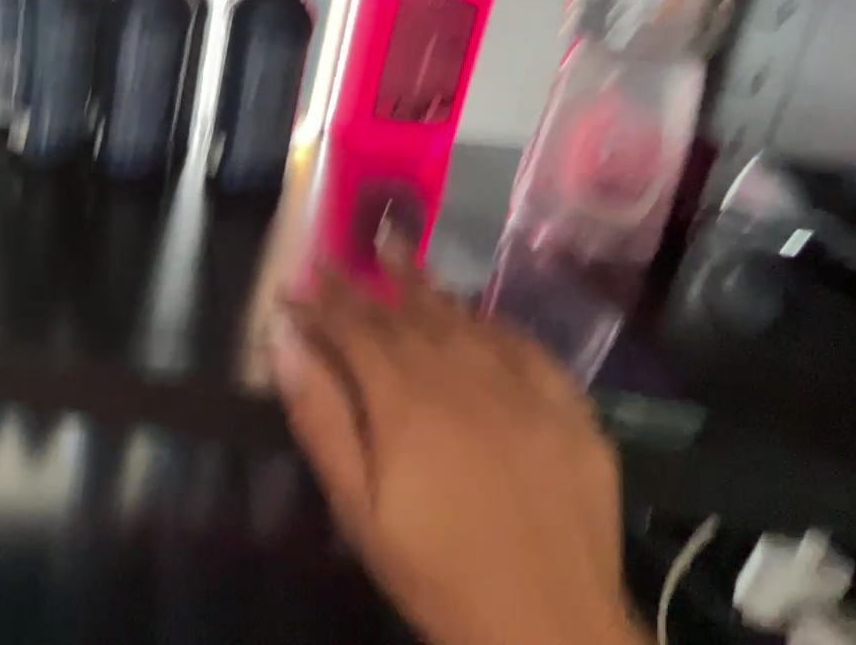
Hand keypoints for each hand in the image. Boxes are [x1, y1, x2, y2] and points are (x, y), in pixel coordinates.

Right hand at [270, 235, 646, 644]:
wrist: (551, 632)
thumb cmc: (433, 568)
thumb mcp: (356, 505)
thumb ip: (320, 417)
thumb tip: (283, 339)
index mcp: (408, 402)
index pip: (353, 329)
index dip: (319, 303)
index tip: (292, 284)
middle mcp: (466, 380)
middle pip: (405, 314)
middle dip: (363, 282)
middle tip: (338, 251)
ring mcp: (526, 393)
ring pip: (464, 319)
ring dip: (424, 283)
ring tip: (397, 249)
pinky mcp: (572, 413)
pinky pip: (527, 347)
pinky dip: (493, 321)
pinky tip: (476, 310)